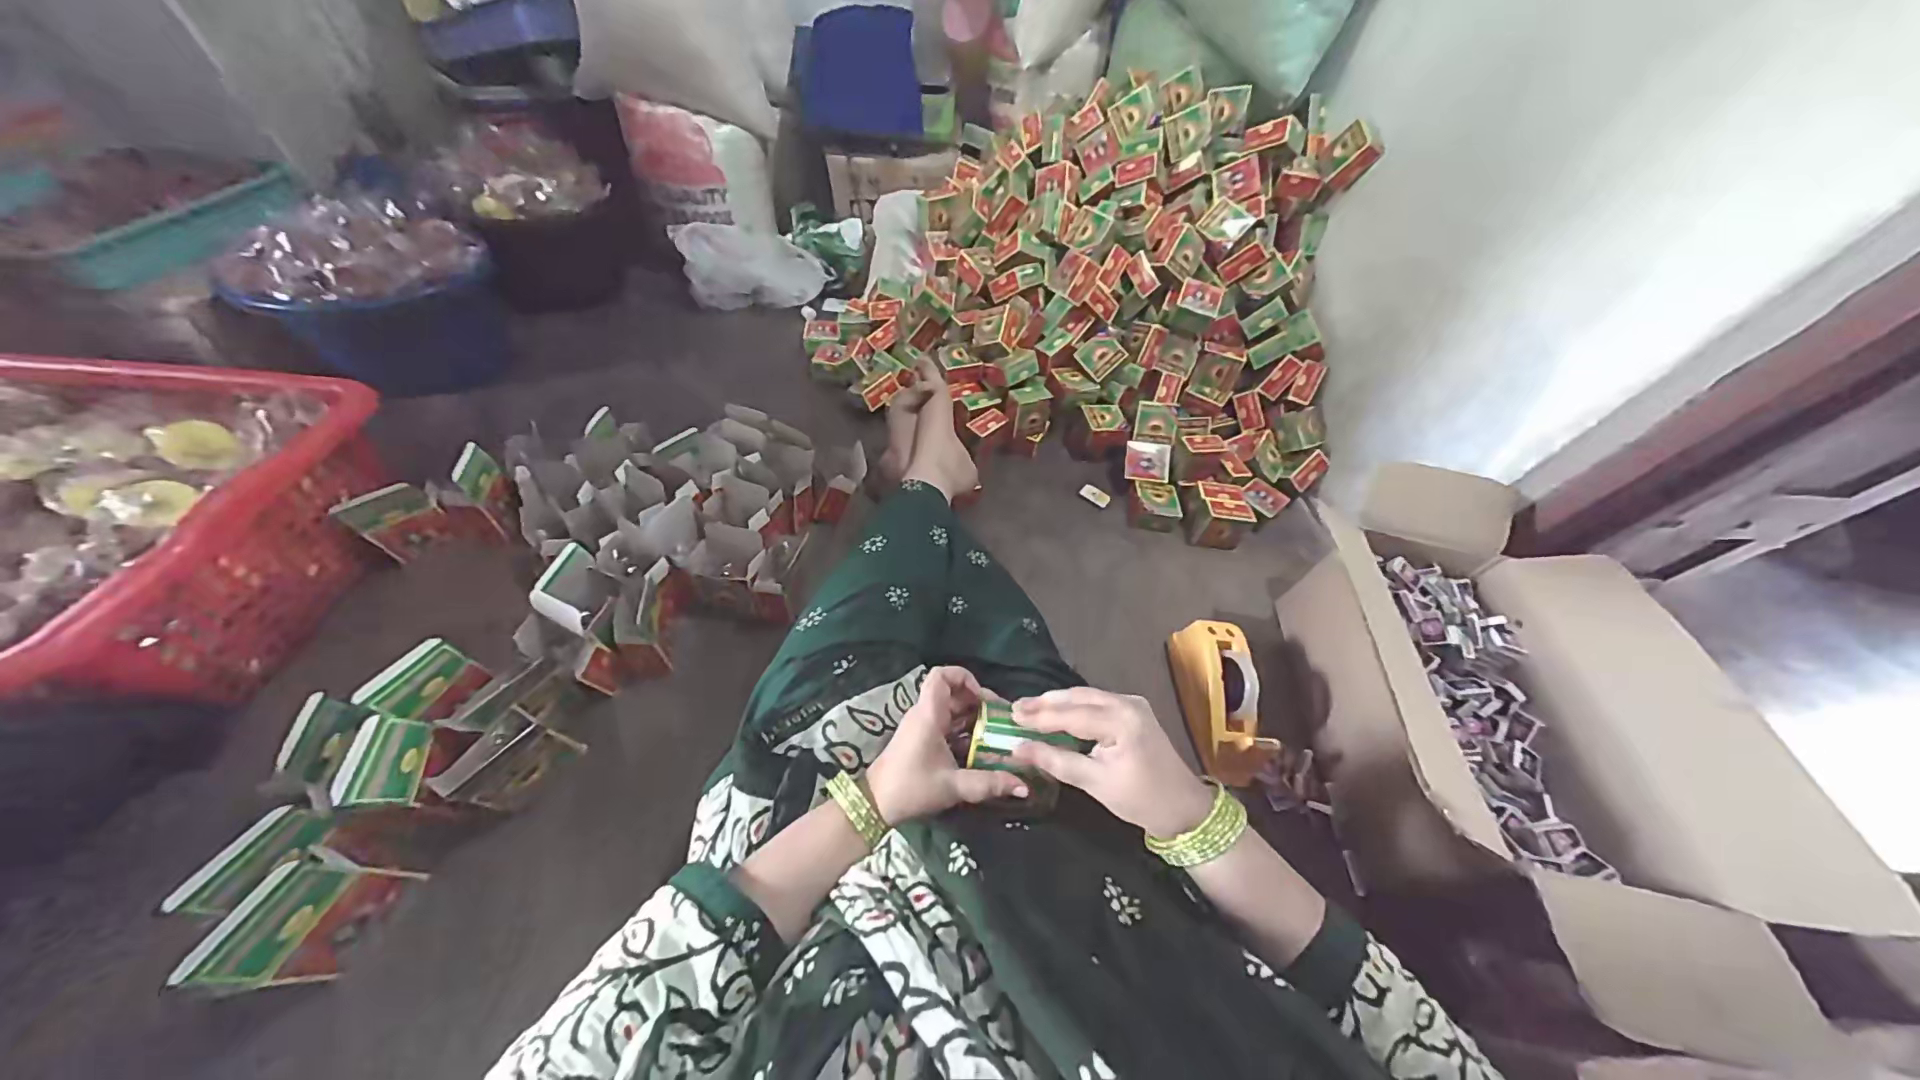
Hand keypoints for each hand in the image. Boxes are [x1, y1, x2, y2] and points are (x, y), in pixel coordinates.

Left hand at [865, 666, 1027, 823]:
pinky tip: (979, 748)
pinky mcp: (921, 739)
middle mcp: (924, 714)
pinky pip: (945, 724)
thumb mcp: (953, 786)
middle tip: (1001, 720)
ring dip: (972, 717)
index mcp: (929, 714)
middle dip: (978, 701)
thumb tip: (1024, 787)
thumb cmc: (911, 787)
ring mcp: (921, 726)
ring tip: (995, 734)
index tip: (983, 699)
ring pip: (950, 709)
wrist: (875, 804)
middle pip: (952, 692)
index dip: (964, 678)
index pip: (941, 675)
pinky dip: (963, 730)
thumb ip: (989, 784)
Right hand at [1010, 687, 1213, 837]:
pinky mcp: (1133, 711)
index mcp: (1121, 720)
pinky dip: (1073, 707)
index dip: (1039, 716)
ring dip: (1057, 703)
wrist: (1185, 808)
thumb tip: (1018, 748)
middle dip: (1045, 703)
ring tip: (1029, 709)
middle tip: (1015, 709)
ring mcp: (1132, 704)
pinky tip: (1056, 713)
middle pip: (1077, 698)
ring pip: (1086, 697)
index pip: (1071, 715)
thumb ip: (1056, 761)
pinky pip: (1096, 703)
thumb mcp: (1095, 783)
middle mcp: (1127, 704)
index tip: (1010, 717)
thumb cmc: (1142, 800)